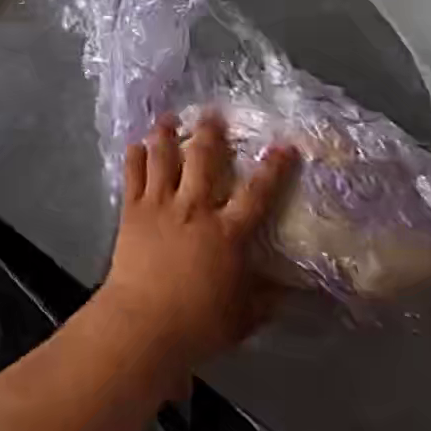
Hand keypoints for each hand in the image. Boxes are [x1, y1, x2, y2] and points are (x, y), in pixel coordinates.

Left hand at [98, 112, 296, 368]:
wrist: (146, 317)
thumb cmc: (202, 319)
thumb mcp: (248, 312)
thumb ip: (271, 295)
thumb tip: (299, 289)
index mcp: (228, 233)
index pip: (257, 195)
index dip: (273, 169)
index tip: (284, 145)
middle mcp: (193, 210)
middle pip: (203, 163)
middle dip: (209, 135)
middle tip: (211, 110)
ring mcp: (158, 205)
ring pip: (163, 160)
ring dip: (166, 136)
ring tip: (167, 116)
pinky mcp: (131, 209)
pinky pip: (132, 176)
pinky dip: (135, 157)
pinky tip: (135, 142)